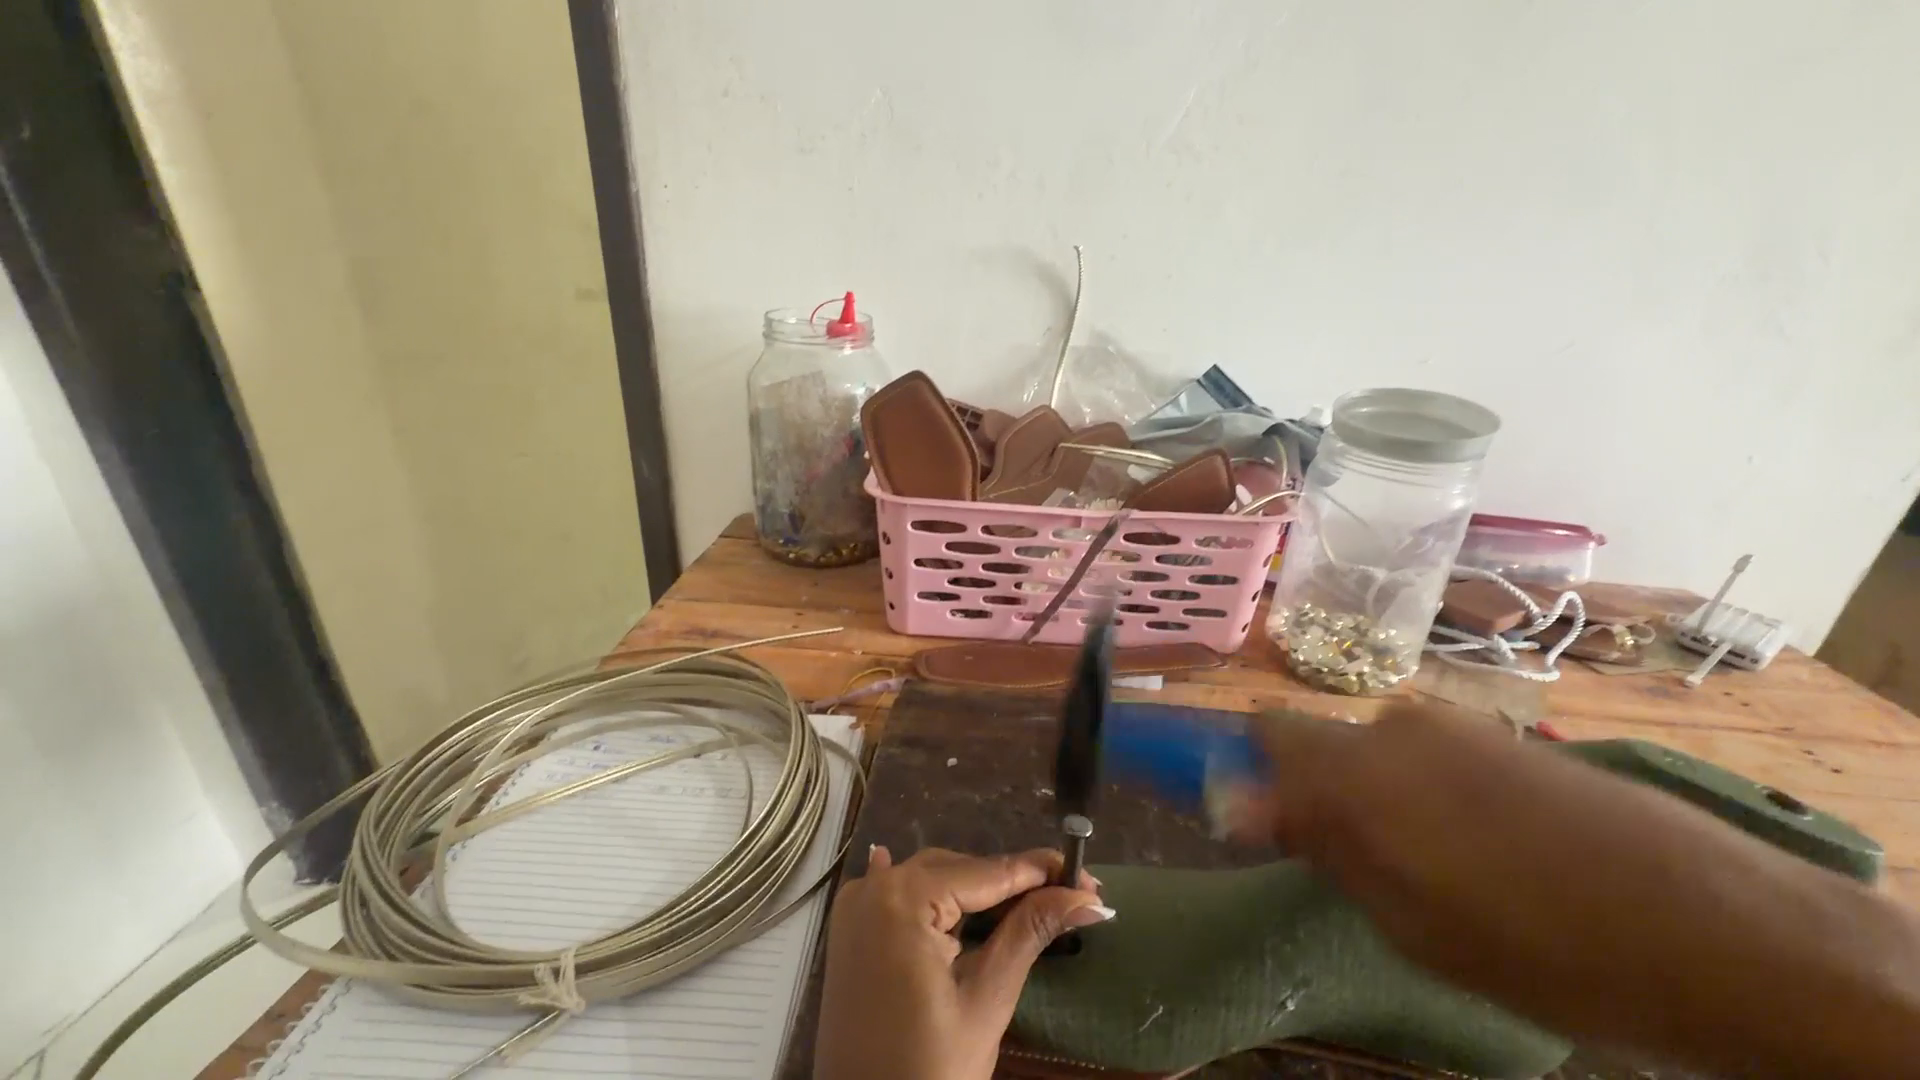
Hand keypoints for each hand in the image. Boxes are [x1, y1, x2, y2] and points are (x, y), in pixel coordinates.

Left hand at [814, 847, 1112, 1079]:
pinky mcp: (851, 931)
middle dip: (1015, 883)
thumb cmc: (927, 1071)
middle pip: (960, 871)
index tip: (1088, 878)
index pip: (986, 872)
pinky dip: (939, 896)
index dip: (1042, 873)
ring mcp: (856, 907)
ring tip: (1038, 903)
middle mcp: (873, 888)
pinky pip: (903, 895)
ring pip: (933, 880)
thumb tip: (1084, 896)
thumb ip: (1029, 934)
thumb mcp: (985, 1001)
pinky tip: (963, 888)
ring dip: (981, 890)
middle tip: (1072, 897)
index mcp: (903, 898)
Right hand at [1223, 701, 1919, 1079]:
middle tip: (1342, 862)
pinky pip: (1429, 754)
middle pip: (1317, 742)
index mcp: (1358, 769)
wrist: (1718, 925)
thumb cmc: (1535, 944)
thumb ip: (1320, 846)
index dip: (1233, 760)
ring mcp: (1457, 726)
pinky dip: (1423, 792)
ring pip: (1375, 751)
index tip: (1228, 802)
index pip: (1260, 731)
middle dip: (1311, 791)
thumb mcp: (1408, 921)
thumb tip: (1232, 801)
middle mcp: (1396, 727)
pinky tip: (1481, 850)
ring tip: (1427, 868)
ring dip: (1373, 795)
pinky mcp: (1506, 736)